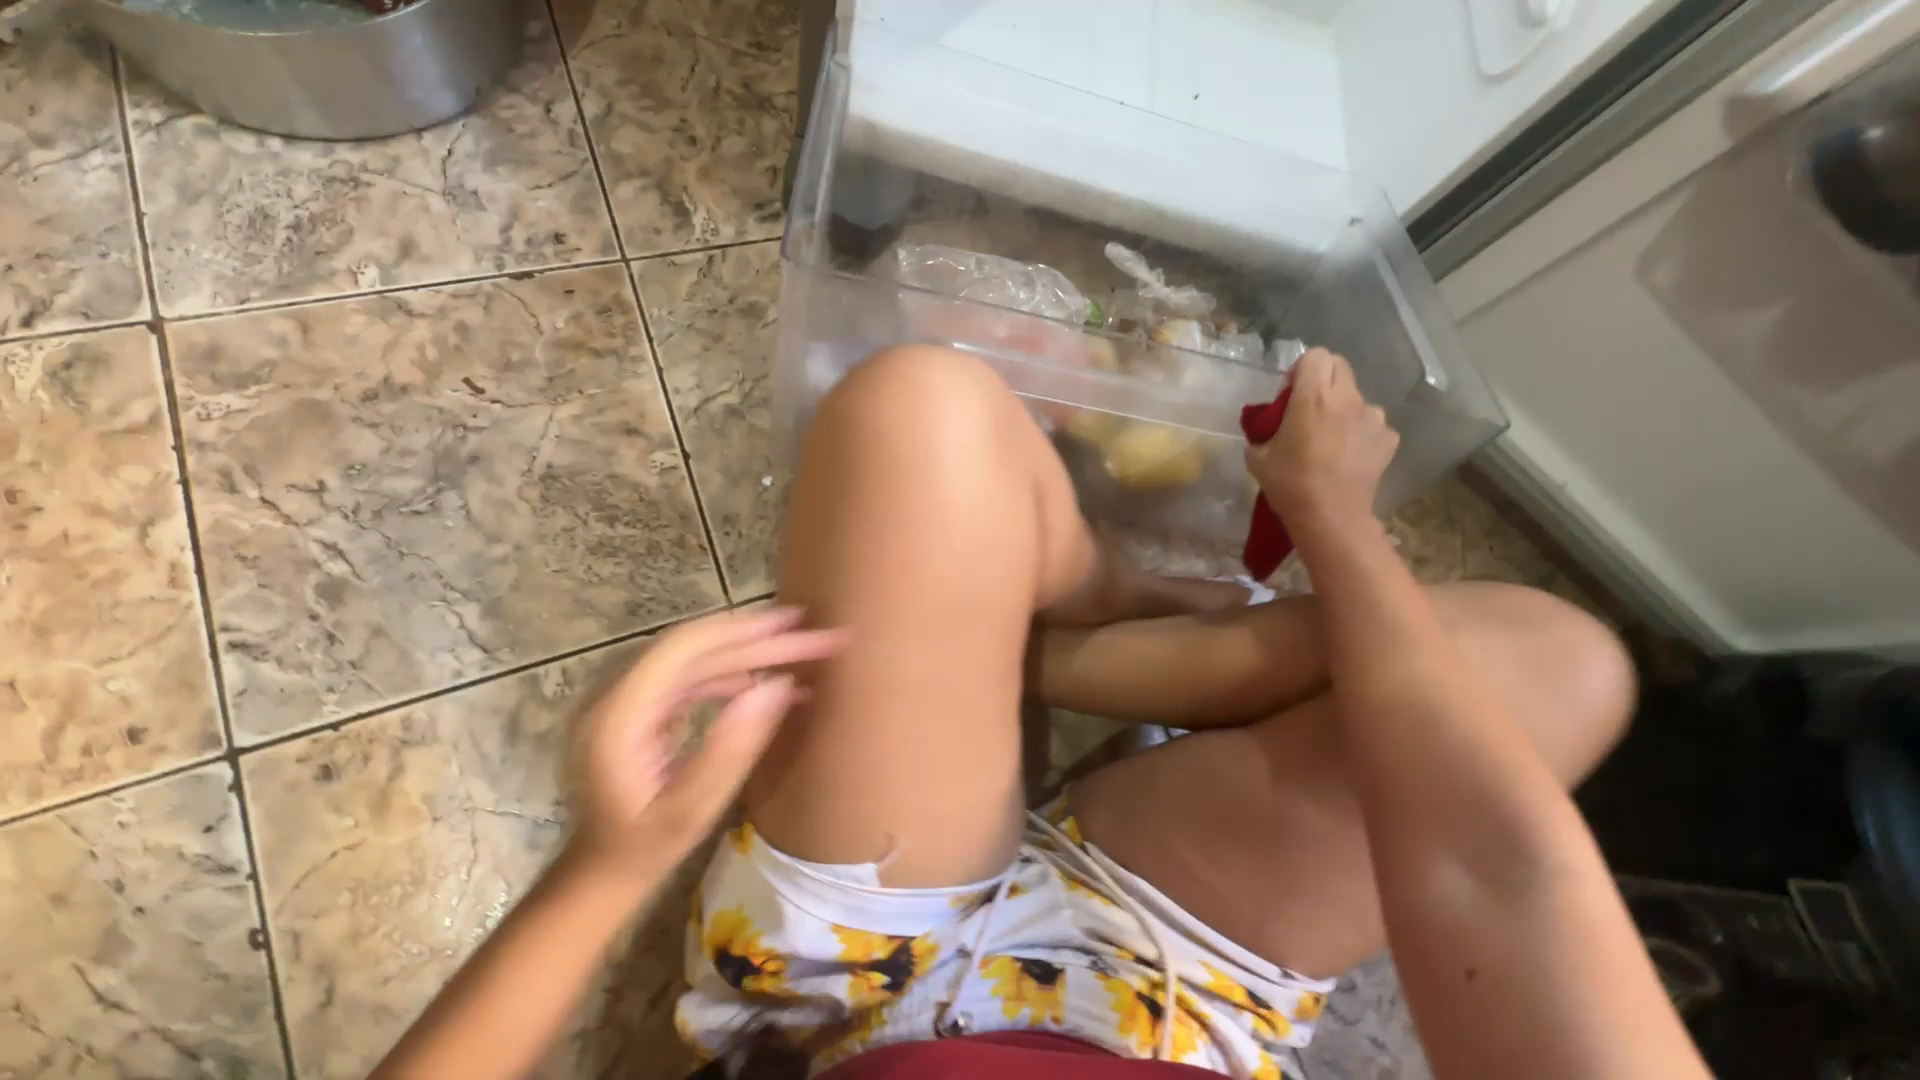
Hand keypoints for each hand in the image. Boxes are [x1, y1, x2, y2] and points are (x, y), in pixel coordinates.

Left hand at [567, 607, 848, 879]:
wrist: (600, 871)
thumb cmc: (644, 848)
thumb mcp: (692, 809)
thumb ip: (732, 748)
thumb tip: (779, 687)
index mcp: (619, 714)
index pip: (683, 648)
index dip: (740, 630)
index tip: (792, 622)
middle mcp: (615, 694)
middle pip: (693, 648)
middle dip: (757, 639)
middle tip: (813, 637)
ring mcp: (623, 698)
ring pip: (694, 658)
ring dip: (748, 653)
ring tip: (799, 652)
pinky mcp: (637, 707)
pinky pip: (688, 676)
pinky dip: (730, 673)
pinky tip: (764, 681)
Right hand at [1246, 348, 1398, 532]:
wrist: (1331, 518)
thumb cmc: (1290, 485)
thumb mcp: (1257, 457)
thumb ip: (1262, 431)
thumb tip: (1268, 426)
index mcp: (1312, 397)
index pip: (1315, 355)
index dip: (1301, 370)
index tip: (1290, 394)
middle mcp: (1347, 399)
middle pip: (1339, 366)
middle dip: (1323, 380)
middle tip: (1309, 409)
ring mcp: (1373, 418)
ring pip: (1357, 398)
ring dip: (1344, 409)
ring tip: (1332, 439)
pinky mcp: (1388, 438)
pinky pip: (1373, 425)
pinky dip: (1361, 434)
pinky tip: (1350, 456)